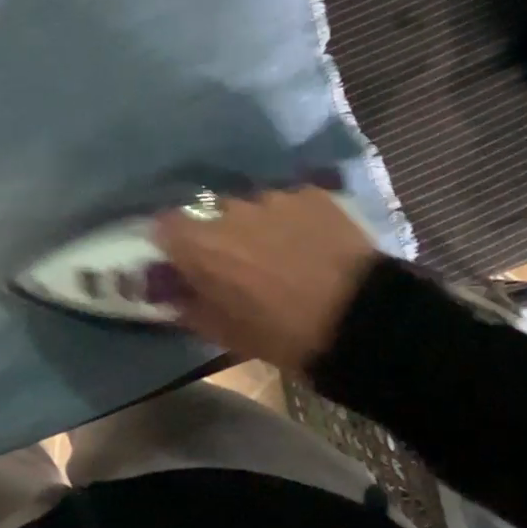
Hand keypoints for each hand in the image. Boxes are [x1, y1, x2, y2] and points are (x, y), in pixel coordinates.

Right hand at [153, 187, 380, 371]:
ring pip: (251, 209)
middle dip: (216, 236)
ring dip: (255, 227)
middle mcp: (229, 210)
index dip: (170, 244)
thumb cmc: (284, 333)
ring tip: (279, 255)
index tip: (180, 263)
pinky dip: (291, 221)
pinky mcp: (310, 194)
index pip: (162, 226)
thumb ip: (186, 305)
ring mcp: (272, 197)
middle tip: (236, 265)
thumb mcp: (224, 333)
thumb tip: (167, 291)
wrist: (364, 319)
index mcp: (200, 244)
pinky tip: (309, 245)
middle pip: (209, 215)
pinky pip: (288, 204)